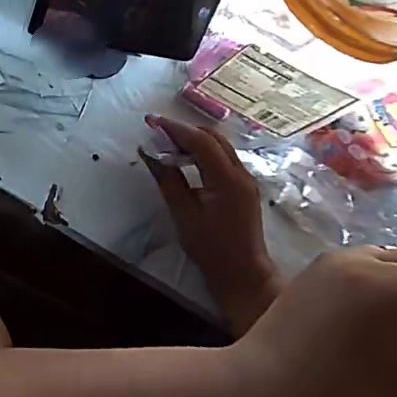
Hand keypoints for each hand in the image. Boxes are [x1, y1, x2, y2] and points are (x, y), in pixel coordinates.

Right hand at [139, 114, 277, 333]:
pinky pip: (222, 158)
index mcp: (227, 180)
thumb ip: (168, 179)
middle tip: (158, 133)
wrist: (243, 275)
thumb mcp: (183, 213)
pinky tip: (185, 160)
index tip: (152, 122)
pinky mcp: (243, 187)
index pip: (201, 141)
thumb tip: (150, 154)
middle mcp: (241, 174)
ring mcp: (245, 180)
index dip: (175, 128)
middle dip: (184, 130)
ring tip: (168, 144)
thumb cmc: (211, 248)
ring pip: (219, 145)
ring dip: (194, 140)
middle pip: (213, 137)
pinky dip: (202, 152)